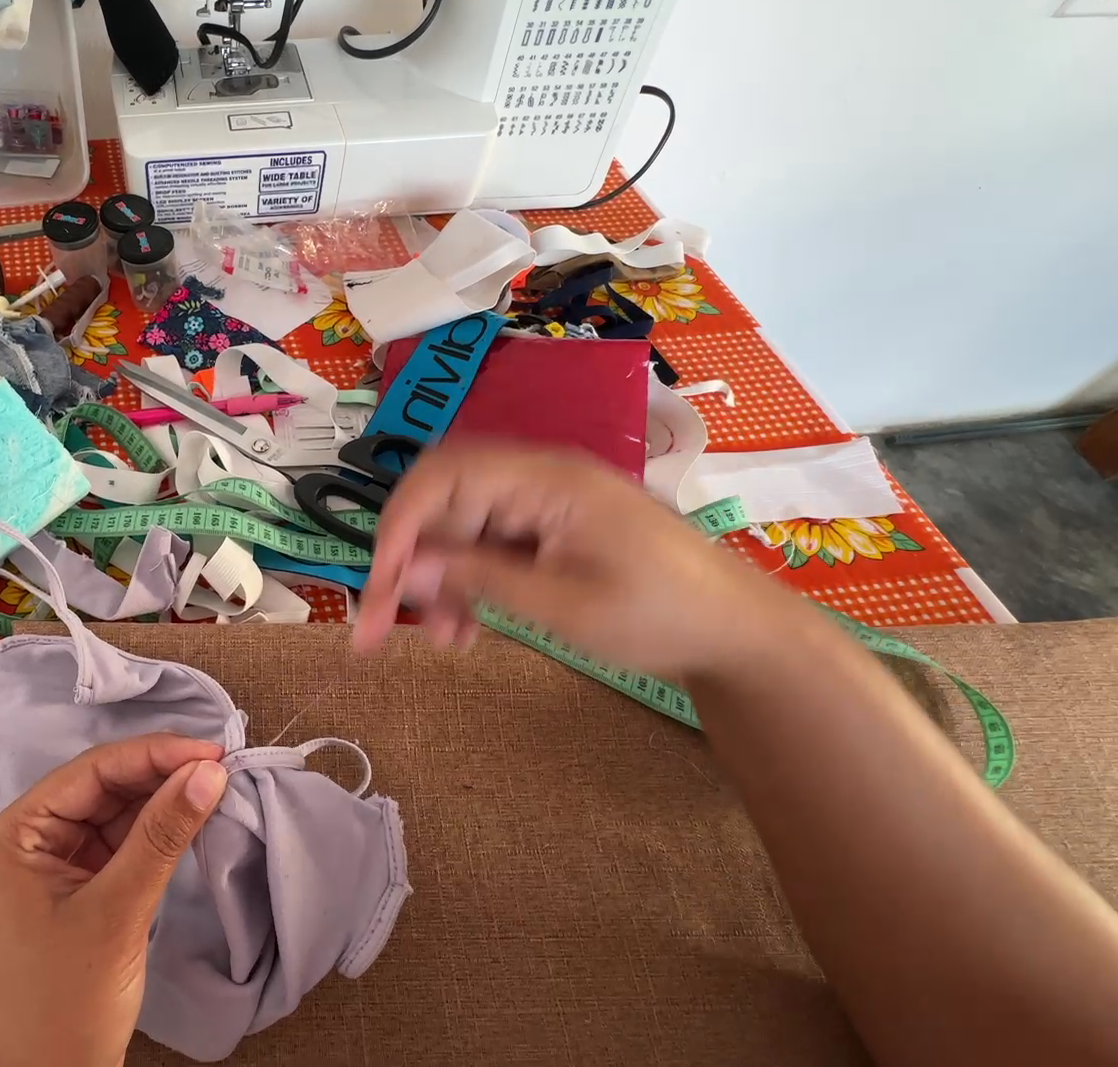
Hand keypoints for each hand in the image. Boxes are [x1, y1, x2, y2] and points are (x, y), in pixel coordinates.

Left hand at [0, 734, 228, 1066]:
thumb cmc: (58, 1004)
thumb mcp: (114, 912)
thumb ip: (162, 836)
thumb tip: (209, 771)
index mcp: (19, 832)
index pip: (94, 771)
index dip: (154, 754)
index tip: (213, 750)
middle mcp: (34, 839)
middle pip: (106, 788)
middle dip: (162, 775)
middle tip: (222, 767)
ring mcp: (57, 867)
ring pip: (118, 815)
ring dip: (164, 803)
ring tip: (216, 787)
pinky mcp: (81, 893)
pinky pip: (123, 847)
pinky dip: (158, 835)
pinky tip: (192, 821)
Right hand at [352, 441, 798, 681]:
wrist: (736, 632)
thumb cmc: (661, 617)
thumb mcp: (563, 607)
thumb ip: (479, 580)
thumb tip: (406, 567)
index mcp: (545, 479)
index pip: (442, 478)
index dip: (399, 527)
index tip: (381, 588)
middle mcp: (536, 478)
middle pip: (443, 502)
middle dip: (410, 560)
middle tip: (385, 623)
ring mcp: (542, 503)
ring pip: (459, 528)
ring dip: (439, 580)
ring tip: (442, 639)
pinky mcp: (547, 529)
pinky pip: (487, 546)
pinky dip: (468, 584)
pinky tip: (466, 628)